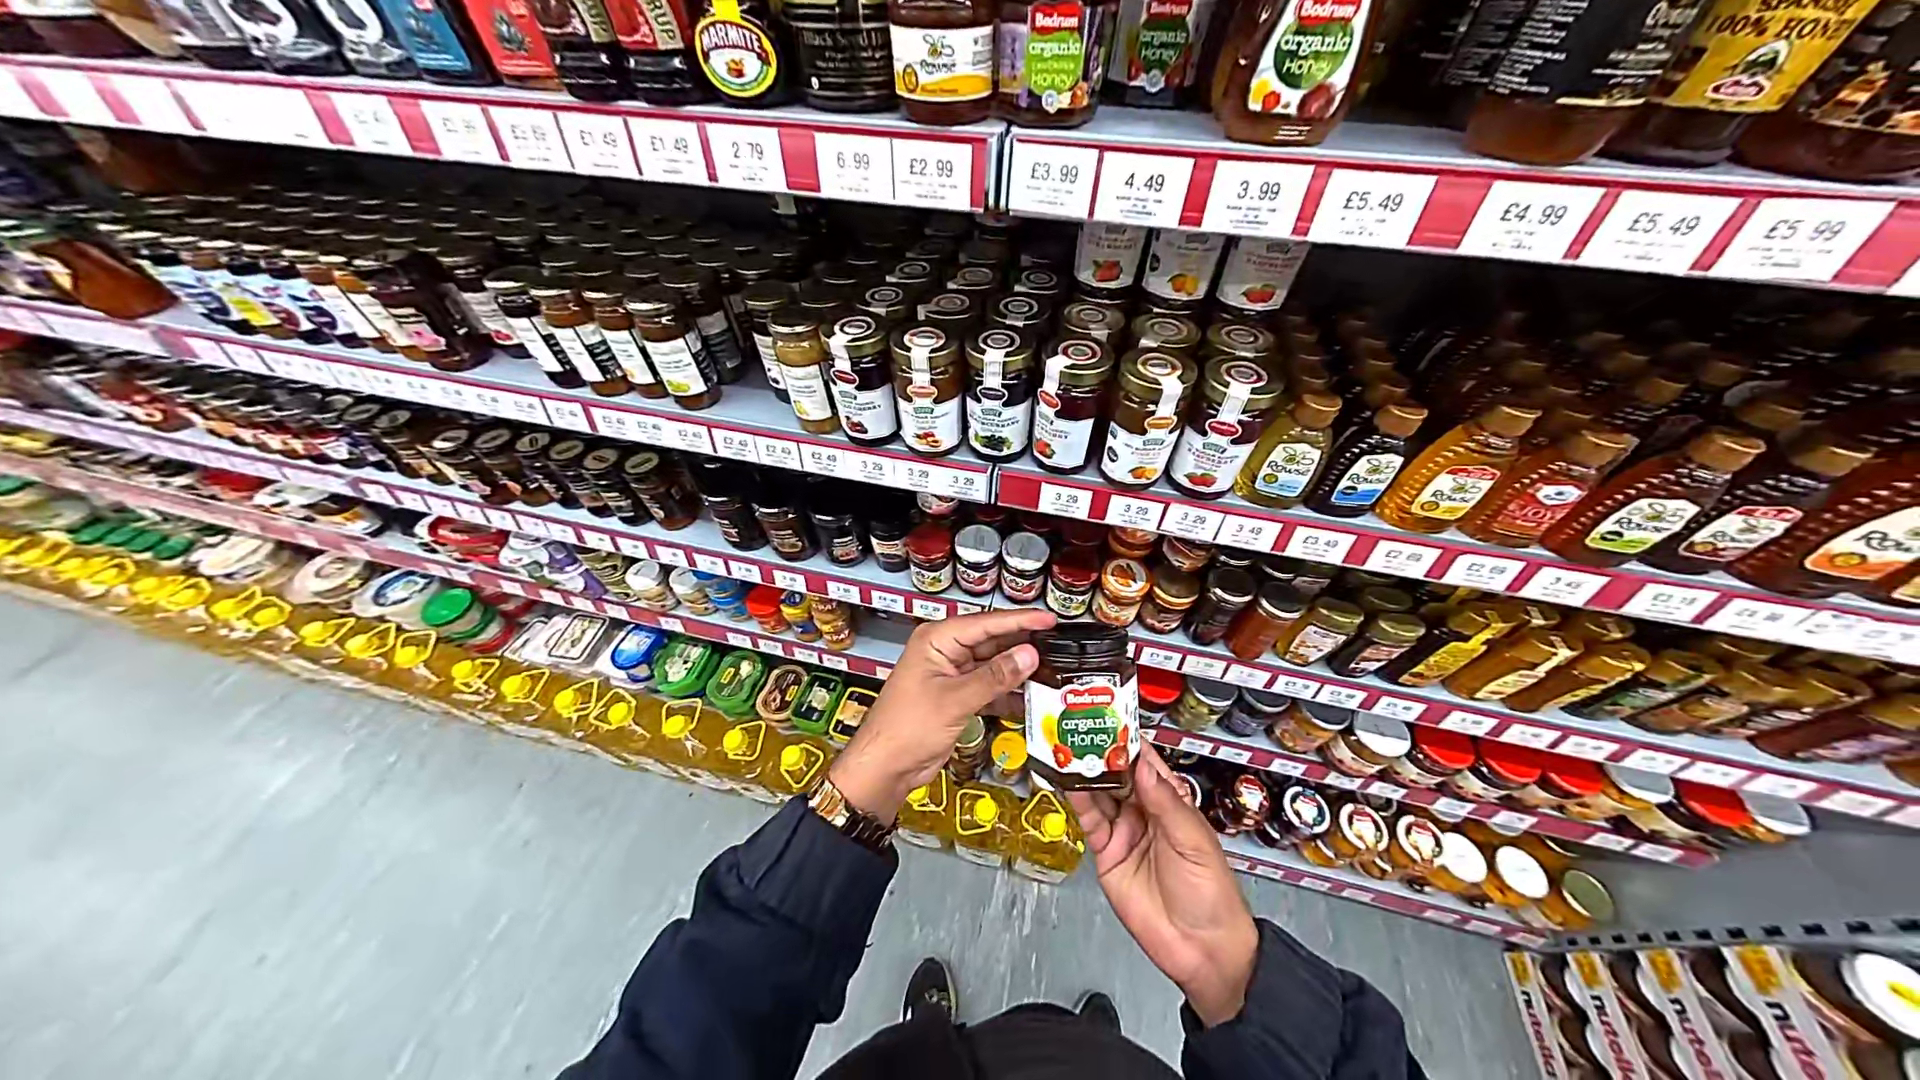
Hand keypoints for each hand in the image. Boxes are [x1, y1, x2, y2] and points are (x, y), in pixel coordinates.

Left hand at [828, 608, 1054, 819]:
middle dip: (1022, 645)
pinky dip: (1007, 692)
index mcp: (936, 640)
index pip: (985, 623)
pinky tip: (1029, 697)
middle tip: (1056, 645)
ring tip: (1050, 671)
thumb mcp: (955, 700)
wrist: (886, 767)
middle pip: (991, 642)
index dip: (1019, 620)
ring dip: (1017, 671)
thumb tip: (1027, 655)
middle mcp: (945, 652)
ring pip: (992, 666)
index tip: (1047, 618)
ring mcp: (951, 675)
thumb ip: (994, 677)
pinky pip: (989, 687)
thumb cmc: (904, 729)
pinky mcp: (957, 697)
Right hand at [1067, 747, 1258, 1027]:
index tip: (1110, 719)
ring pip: (1099, 792)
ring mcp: (1124, 830)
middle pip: (1117, 773)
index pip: (1146, 762)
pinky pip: (1089, 820)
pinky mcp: (1106, 852)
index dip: (1127, 741)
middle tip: (1079, 729)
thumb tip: (1142, 765)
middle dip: (1099, 752)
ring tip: (1066, 749)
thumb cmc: (1212, 894)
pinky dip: (1076, 800)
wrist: (1202, 950)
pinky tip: (1067, 783)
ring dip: (1084, 771)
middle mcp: (1145, 811)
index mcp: (1172, 802)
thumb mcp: (1194, 841)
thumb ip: (1165, 803)